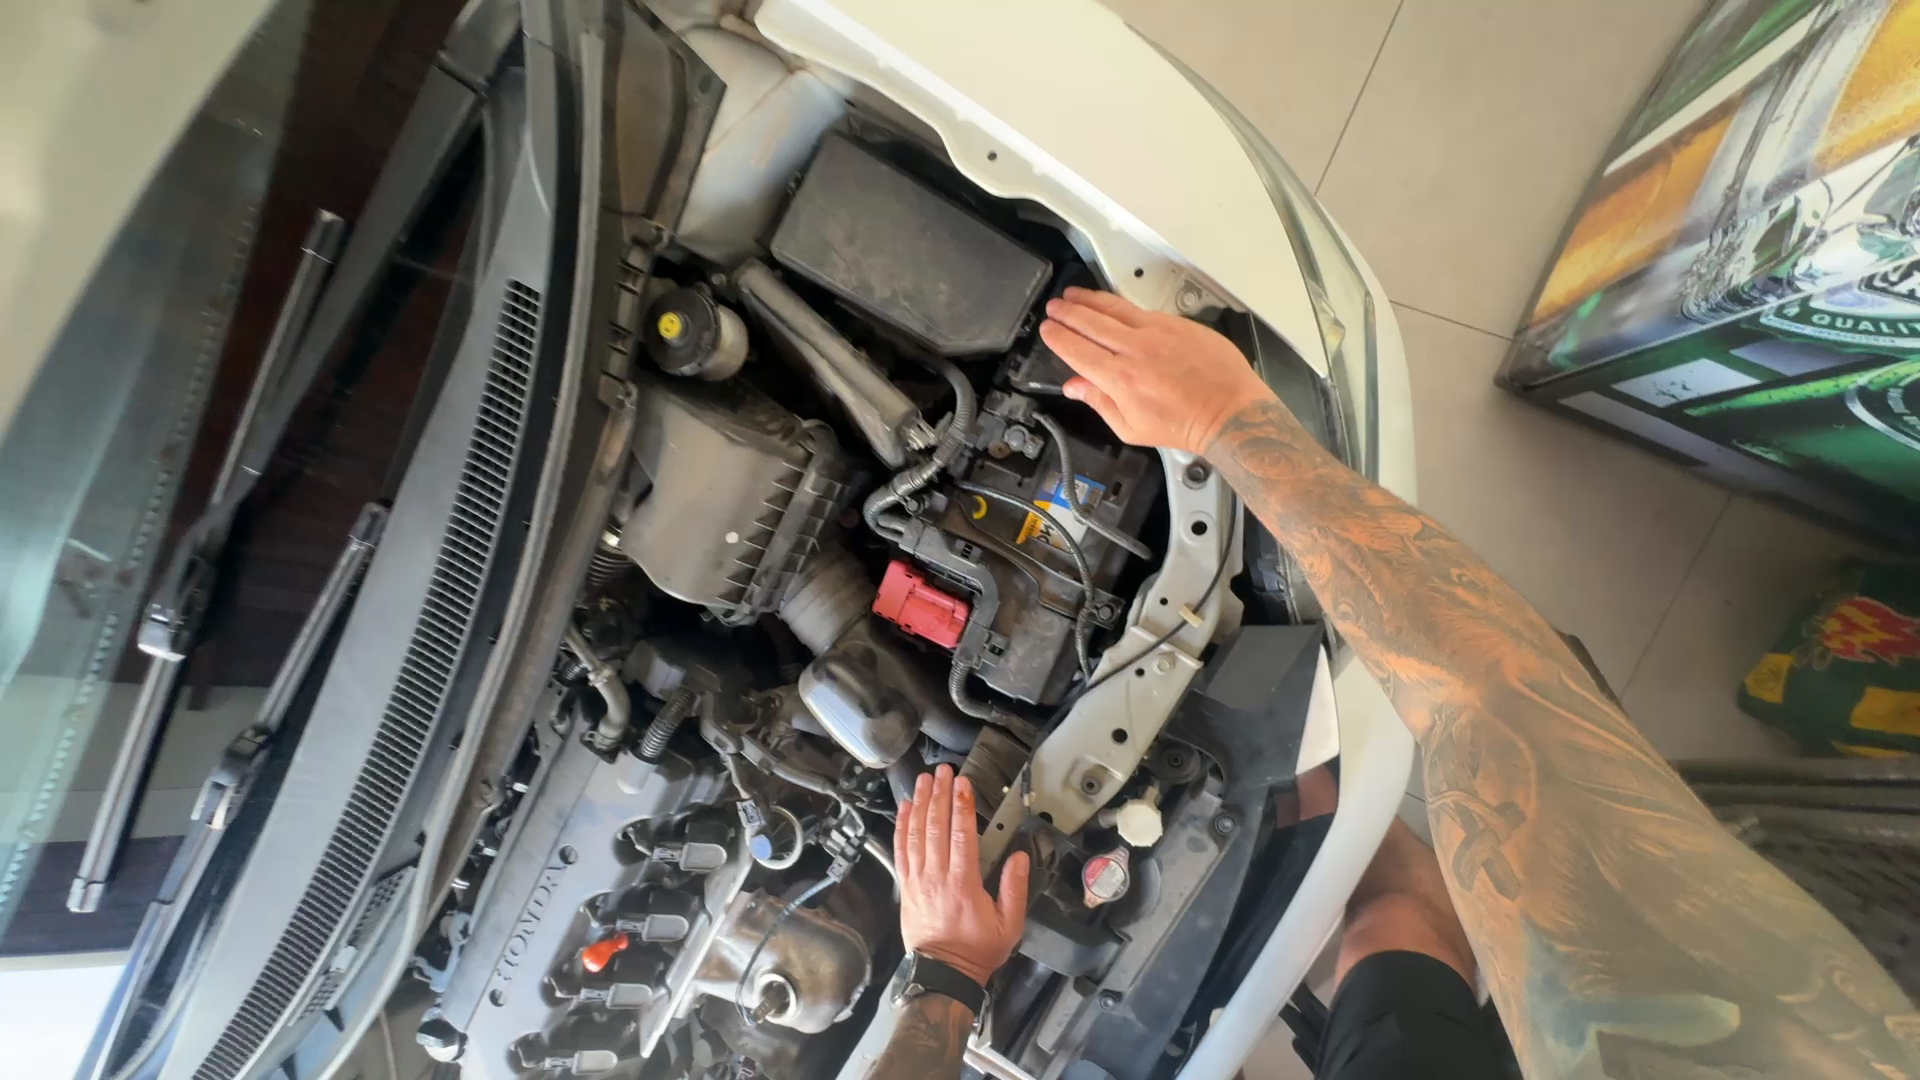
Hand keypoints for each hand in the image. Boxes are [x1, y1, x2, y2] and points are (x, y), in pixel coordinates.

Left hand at [894, 765, 1029, 986]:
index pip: (961, 836)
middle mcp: (938, 877)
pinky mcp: (906, 886)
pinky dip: (901, 826)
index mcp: (964, 884)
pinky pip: (901, 850)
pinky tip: (904, 807)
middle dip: (939, 794)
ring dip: (920, 803)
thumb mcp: (1009, 926)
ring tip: (923, 779)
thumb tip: (1021, 856)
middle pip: (936, 827)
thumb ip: (1015, 889)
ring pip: (916, 833)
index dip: (961, 806)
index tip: (962, 783)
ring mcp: (918, 880)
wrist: (942, 976)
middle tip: (943, 771)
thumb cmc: (977, 950)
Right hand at [1040, 286, 1280, 454]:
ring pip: (1114, 308)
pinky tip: (1110, 304)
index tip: (1048, 330)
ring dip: (1089, 300)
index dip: (1058, 337)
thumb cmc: (1183, 424)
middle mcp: (1135, 350)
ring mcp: (1157, 332)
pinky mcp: (1176, 323)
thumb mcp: (1130, 427)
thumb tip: (1074, 386)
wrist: (1227, 411)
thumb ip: (1099, 403)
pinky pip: (1140, 309)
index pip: (1077, 350)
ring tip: (1073, 295)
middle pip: (1091, 322)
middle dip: (1068, 313)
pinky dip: (1119, 304)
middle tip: (1054, 307)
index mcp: (1120, 379)